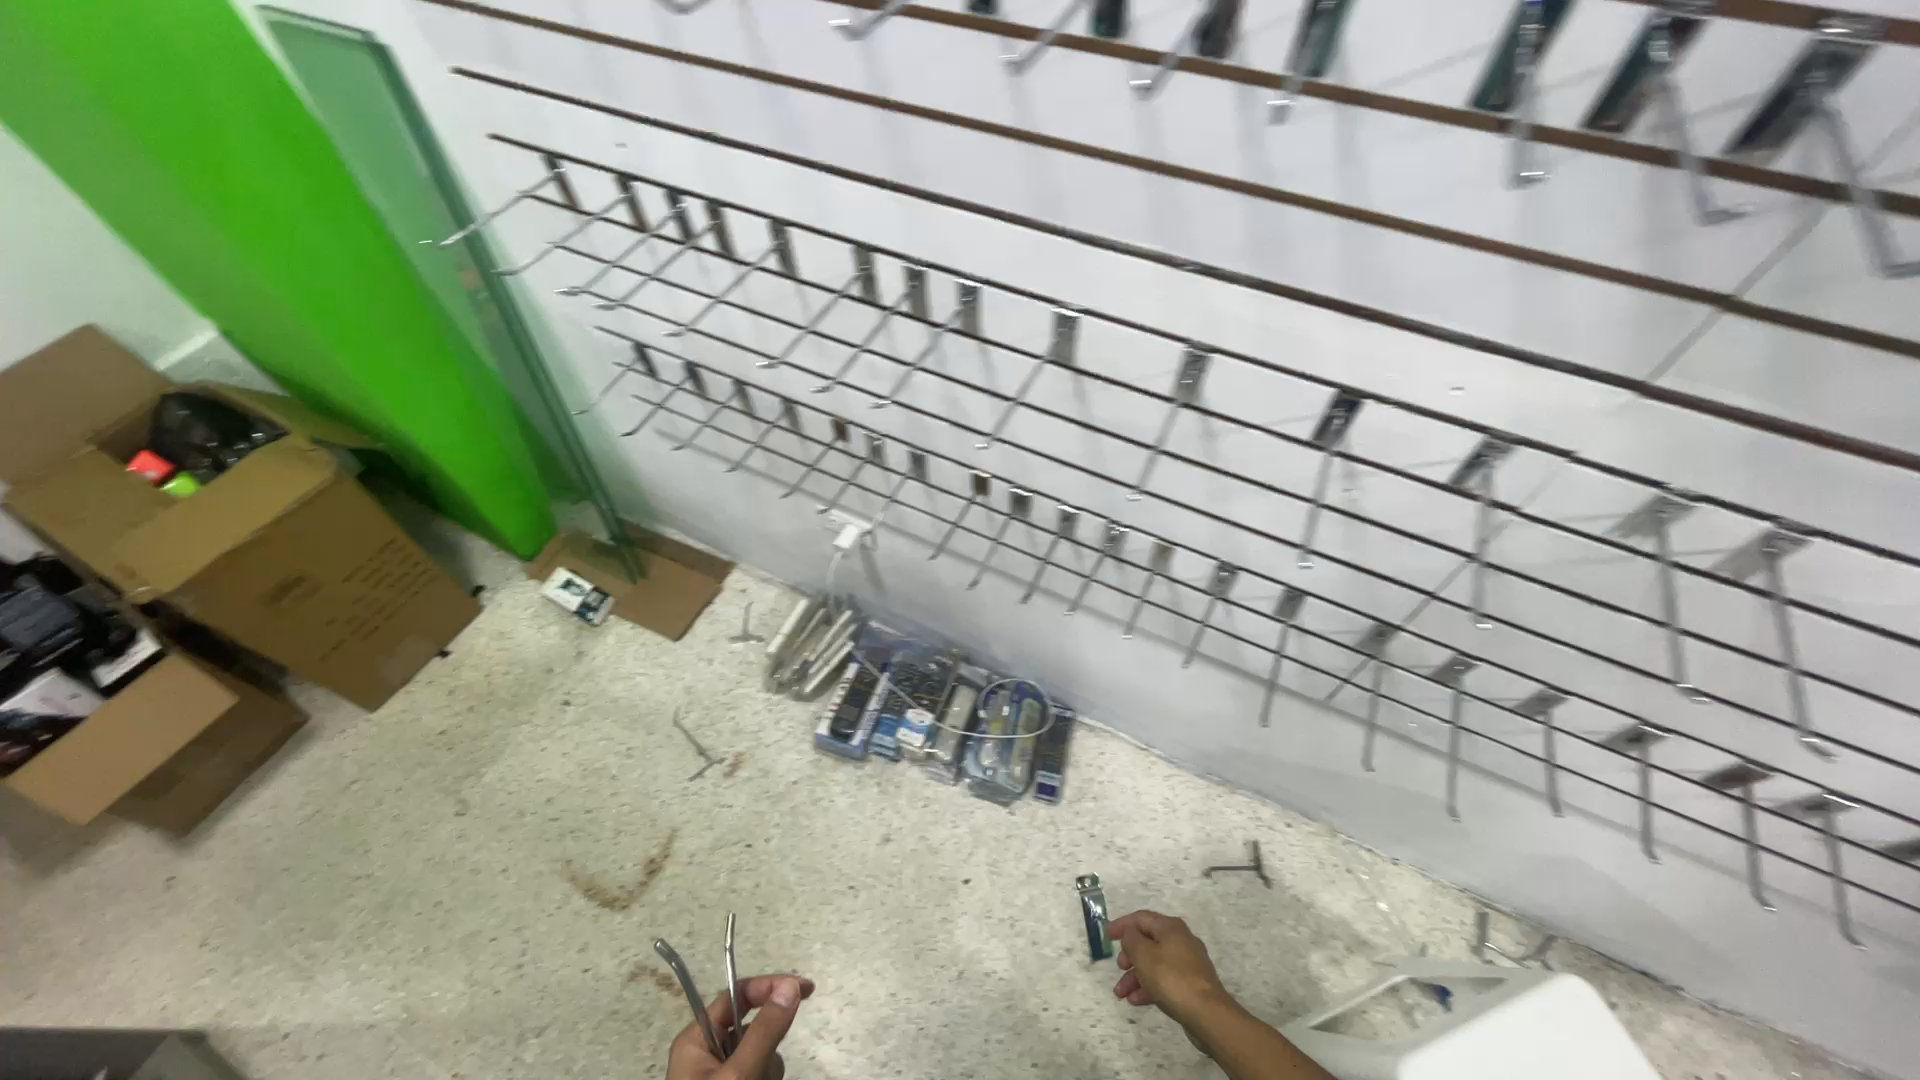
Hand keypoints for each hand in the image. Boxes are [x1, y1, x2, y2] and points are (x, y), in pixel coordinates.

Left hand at [667, 973, 814, 1079]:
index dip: (770, 985)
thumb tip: (790, 986)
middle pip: (753, 1025)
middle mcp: (707, 1053)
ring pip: (762, 1053)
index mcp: (696, 1040)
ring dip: (769, 1070)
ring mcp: (722, 1076)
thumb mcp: (740, 1076)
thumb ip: (765, 1031)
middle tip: (769, 1071)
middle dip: (770, 1043)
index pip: (737, 994)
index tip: (805, 989)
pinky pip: (761, 1074)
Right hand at [1108, 910, 1235, 1028]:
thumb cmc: (1171, 978)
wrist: (1207, 1013)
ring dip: (1135, 977)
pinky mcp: (1190, 985)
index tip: (1107, 935)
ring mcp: (1188, 964)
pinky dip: (1148, 987)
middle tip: (1119, 967)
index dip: (1122, 924)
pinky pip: (1164, 980)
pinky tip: (1135, 1001)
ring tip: (1121, 993)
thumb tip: (1130, 934)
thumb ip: (1131, 939)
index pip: (1141, 918)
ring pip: (1154, 964)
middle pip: (1148, 942)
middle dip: (1129, 955)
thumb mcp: (1143, 954)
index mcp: (1171, 928)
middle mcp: (1181, 941)